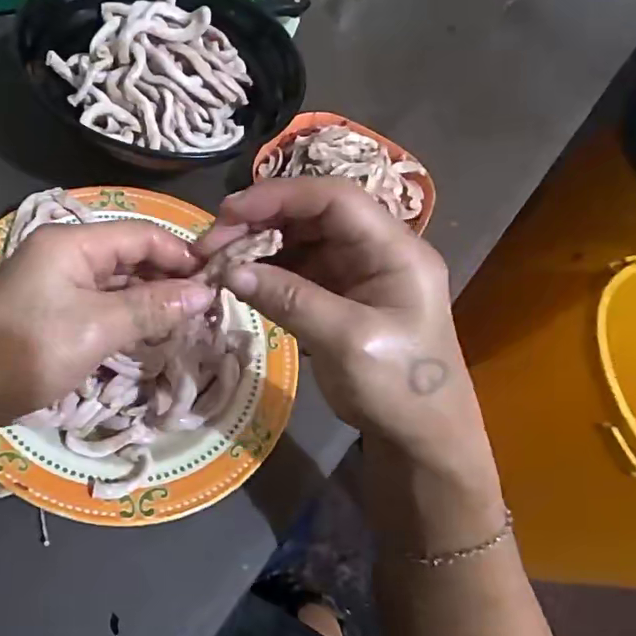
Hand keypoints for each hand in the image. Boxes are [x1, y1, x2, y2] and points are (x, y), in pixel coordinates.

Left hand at [0, 220, 213, 429]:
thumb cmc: (28, 351)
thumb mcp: (97, 328)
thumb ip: (152, 307)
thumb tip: (205, 293)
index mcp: (73, 242)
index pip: (143, 235)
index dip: (182, 255)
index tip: (218, 282)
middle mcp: (65, 253)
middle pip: (130, 255)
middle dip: (169, 278)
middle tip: (207, 308)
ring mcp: (55, 283)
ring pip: (116, 282)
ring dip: (150, 300)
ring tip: (187, 322)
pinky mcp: (50, 311)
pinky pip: (100, 303)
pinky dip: (127, 315)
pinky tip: (150, 333)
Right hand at [196, 178, 482, 467]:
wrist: (424, 439)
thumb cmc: (400, 389)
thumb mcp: (346, 342)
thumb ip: (289, 300)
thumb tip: (229, 271)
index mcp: (396, 249)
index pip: (334, 199)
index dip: (280, 196)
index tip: (229, 212)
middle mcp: (378, 248)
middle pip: (313, 213)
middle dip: (260, 220)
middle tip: (211, 242)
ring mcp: (359, 270)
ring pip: (301, 238)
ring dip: (258, 244)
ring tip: (216, 260)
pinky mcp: (342, 292)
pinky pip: (299, 266)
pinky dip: (267, 269)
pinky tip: (239, 278)